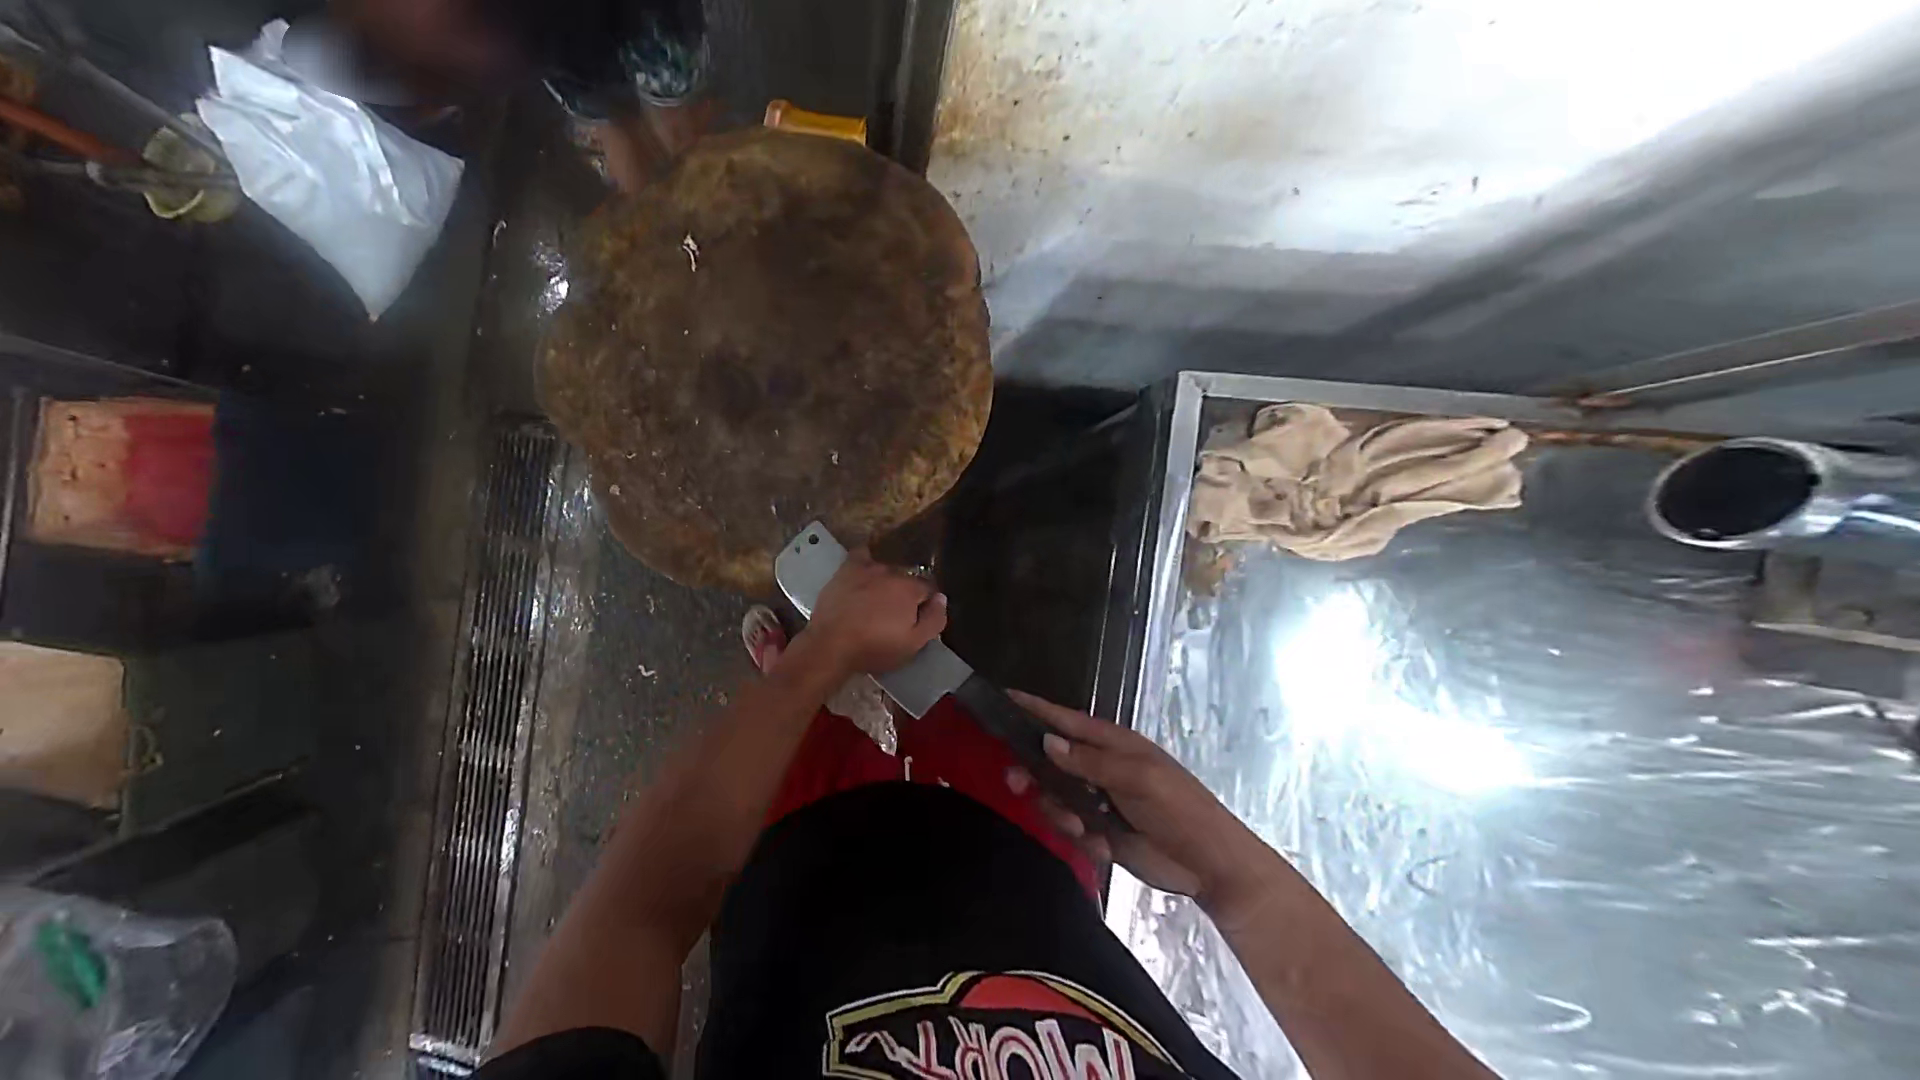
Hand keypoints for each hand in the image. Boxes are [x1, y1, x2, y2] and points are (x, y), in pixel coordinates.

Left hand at [799, 549, 947, 675]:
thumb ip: (934, 620)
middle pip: (908, 578)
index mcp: (910, 588)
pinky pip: (862, 554)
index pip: (929, 589)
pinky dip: (868, 559)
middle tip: (896, 615)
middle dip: (907, 593)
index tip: (918, 620)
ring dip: (888, 581)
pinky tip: (866, 570)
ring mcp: (867, 568)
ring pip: (887, 569)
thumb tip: (942, 599)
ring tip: (878, 601)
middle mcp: (891, 571)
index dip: (926, 605)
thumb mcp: (913, 644)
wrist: (830, 646)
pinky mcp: (846, 570)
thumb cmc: (874, 648)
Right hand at [1005, 691, 1280, 921]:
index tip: (1003, 698)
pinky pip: (1070, 827)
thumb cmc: (1181, 810)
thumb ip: (1091, 762)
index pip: (1066, 720)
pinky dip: (1080, 837)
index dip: (1035, 709)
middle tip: (1017, 783)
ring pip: (1055, 796)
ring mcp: (1098, 800)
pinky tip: (1102, 846)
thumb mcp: (1139, 780)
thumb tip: (1048, 741)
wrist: (1210, 866)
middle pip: (1051, 759)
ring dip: (1059, 811)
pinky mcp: (1099, 831)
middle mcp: (1100, 767)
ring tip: (1080, 827)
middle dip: (1033, 770)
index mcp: (1113, 744)